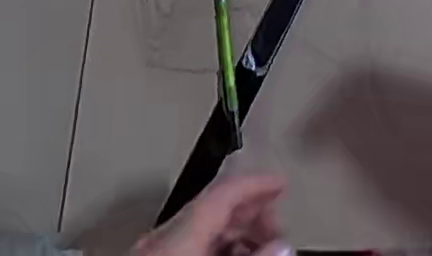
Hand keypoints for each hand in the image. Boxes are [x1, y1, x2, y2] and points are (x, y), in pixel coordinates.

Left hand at [136, 175, 290, 255]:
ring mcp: (151, 255)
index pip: (222, 193)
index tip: (279, 183)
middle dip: (249, 212)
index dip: (255, 184)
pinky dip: (215, 248)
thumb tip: (280, 246)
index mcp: (175, 238)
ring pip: (200, 228)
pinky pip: (187, 246)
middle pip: (211, 208)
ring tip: (260, 249)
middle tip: (278, 228)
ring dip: (234, 233)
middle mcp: (159, 240)